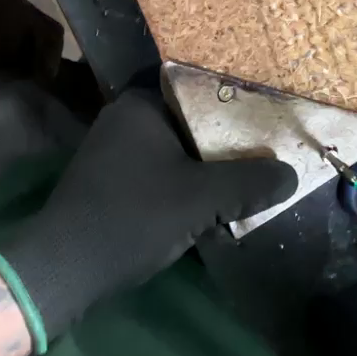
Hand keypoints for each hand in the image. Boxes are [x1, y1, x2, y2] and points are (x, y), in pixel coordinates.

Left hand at [0, 88, 294, 337]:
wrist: (65, 266)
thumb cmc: (133, 216)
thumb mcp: (200, 199)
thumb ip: (248, 183)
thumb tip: (291, 174)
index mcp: (141, 105)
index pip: (200, 90)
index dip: (237, 106)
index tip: (270, 122)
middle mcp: (125, 118)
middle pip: (190, 123)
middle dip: (226, 144)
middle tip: (268, 156)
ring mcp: (114, 150)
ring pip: (176, 152)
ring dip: (206, 170)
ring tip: (248, 184)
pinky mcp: (110, 180)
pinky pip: (159, 173)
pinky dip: (184, 186)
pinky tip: (211, 207)